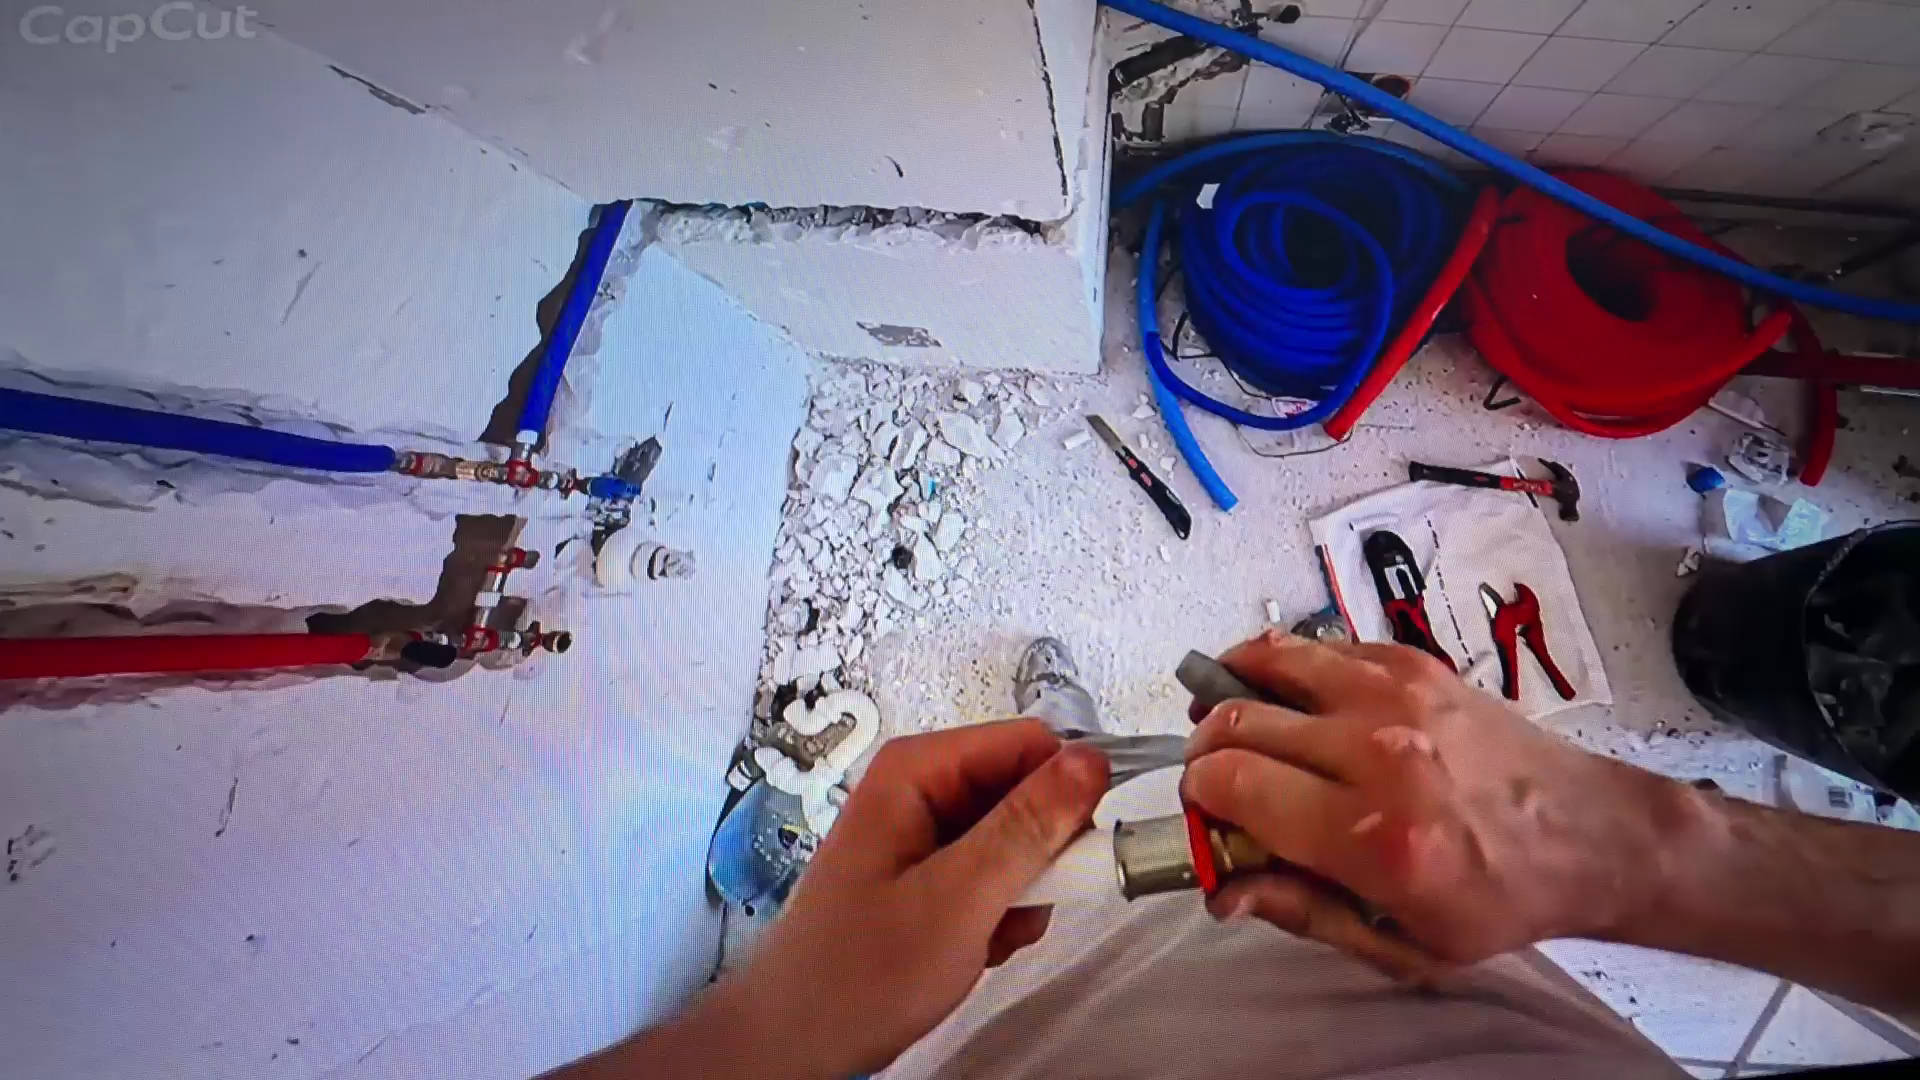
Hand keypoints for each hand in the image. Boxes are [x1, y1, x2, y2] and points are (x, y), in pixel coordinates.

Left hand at [697, 720, 1108, 1079]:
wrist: (796, 1043)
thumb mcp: (958, 897)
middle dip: (1038, 851)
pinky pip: (995, 868)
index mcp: (919, 766)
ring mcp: (926, 826)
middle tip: (1022, 906)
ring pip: (1017, 835)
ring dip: (1021, 890)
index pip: (1028, 743)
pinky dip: (1000, 908)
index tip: (1081, 851)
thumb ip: (1028, 827)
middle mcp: (923, 783)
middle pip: (1024, 788)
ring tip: (989, 934)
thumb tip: (1091, 759)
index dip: (1066, 790)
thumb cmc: (864, 970)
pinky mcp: (931, 865)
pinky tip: (975, 943)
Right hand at [1182, 631, 1683, 972]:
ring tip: (1226, 712)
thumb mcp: (1401, 940)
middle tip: (1213, 769)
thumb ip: (1300, 911)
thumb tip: (1220, 889)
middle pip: (1235, 721)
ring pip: (1263, 660)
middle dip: (1202, 747)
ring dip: (1227, 687)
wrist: (1592, 834)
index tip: (1204, 806)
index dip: (1197, 792)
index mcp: (1373, 837)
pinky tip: (1283, 696)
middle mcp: (1377, 753)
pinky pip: (1310, 647)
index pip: (1233, 784)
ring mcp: (1392, 693)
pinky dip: (1277, 667)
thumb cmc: (1494, 898)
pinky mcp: (1407, 661)